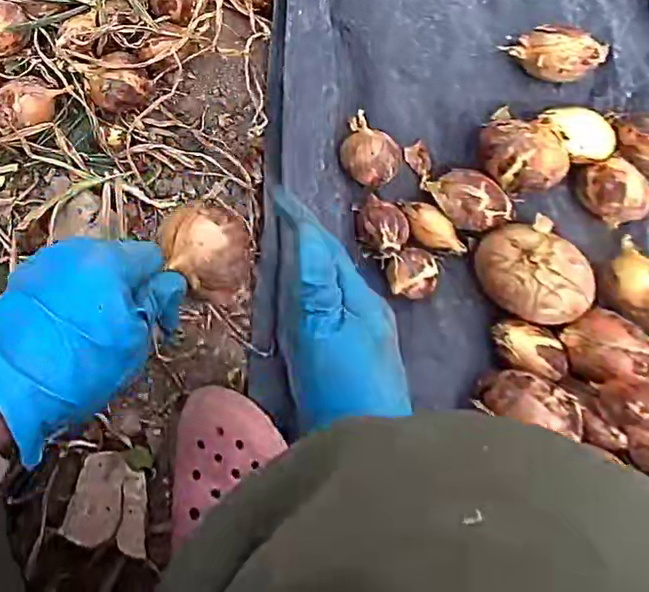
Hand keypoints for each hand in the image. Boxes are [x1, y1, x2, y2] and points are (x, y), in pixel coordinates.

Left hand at [0, 238, 186, 465]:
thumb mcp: (133, 343)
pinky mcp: (24, 276)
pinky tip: (63, 327)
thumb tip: (169, 282)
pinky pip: (62, 279)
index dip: (160, 288)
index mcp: (109, 259)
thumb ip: (155, 303)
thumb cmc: (82, 367)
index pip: (151, 258)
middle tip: (122, 330)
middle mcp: (77, 249)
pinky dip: (69, 296)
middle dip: (127, 289)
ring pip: (89, 269)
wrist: (9, 387)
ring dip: (97, 291)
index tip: (156, 321)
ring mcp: (47, 260)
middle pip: (119, 260)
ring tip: (88, 331)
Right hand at [275, 188, 411, 433]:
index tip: (278, 192)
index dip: (300, 219)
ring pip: (328, 284)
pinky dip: (307, 288)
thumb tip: (304, 232)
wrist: (371, 457)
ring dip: (306, 259)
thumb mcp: (321, 333)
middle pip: (328, 262)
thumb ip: (312, 285)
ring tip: (282, 241)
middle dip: (304, 235)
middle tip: (276, 212)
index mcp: (358, 298)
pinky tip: (295, 294)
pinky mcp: (351, 355)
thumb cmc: (343, 390)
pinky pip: (326, 305)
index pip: (324, 246)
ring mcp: (361, 333)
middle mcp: (363, 310)